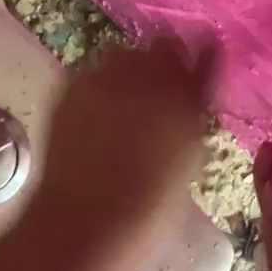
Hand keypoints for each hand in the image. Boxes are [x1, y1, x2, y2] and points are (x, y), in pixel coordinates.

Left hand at [26, 38, 216, 251]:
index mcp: (185, 96)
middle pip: (159, 49)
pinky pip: (92, 71)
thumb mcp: (186, 163)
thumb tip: (192, 95)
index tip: (197, 69)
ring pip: (123, 55)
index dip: (199, 60)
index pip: (201, 55)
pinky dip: (99, 83)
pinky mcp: (69, 85)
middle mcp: (144, 75)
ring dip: (129, 70)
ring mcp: (102, 76)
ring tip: (126, 102)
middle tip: (159, 92)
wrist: (82, 221)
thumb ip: (191, 118)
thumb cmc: (145, 208)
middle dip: (162, 64)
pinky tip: (98, 112)